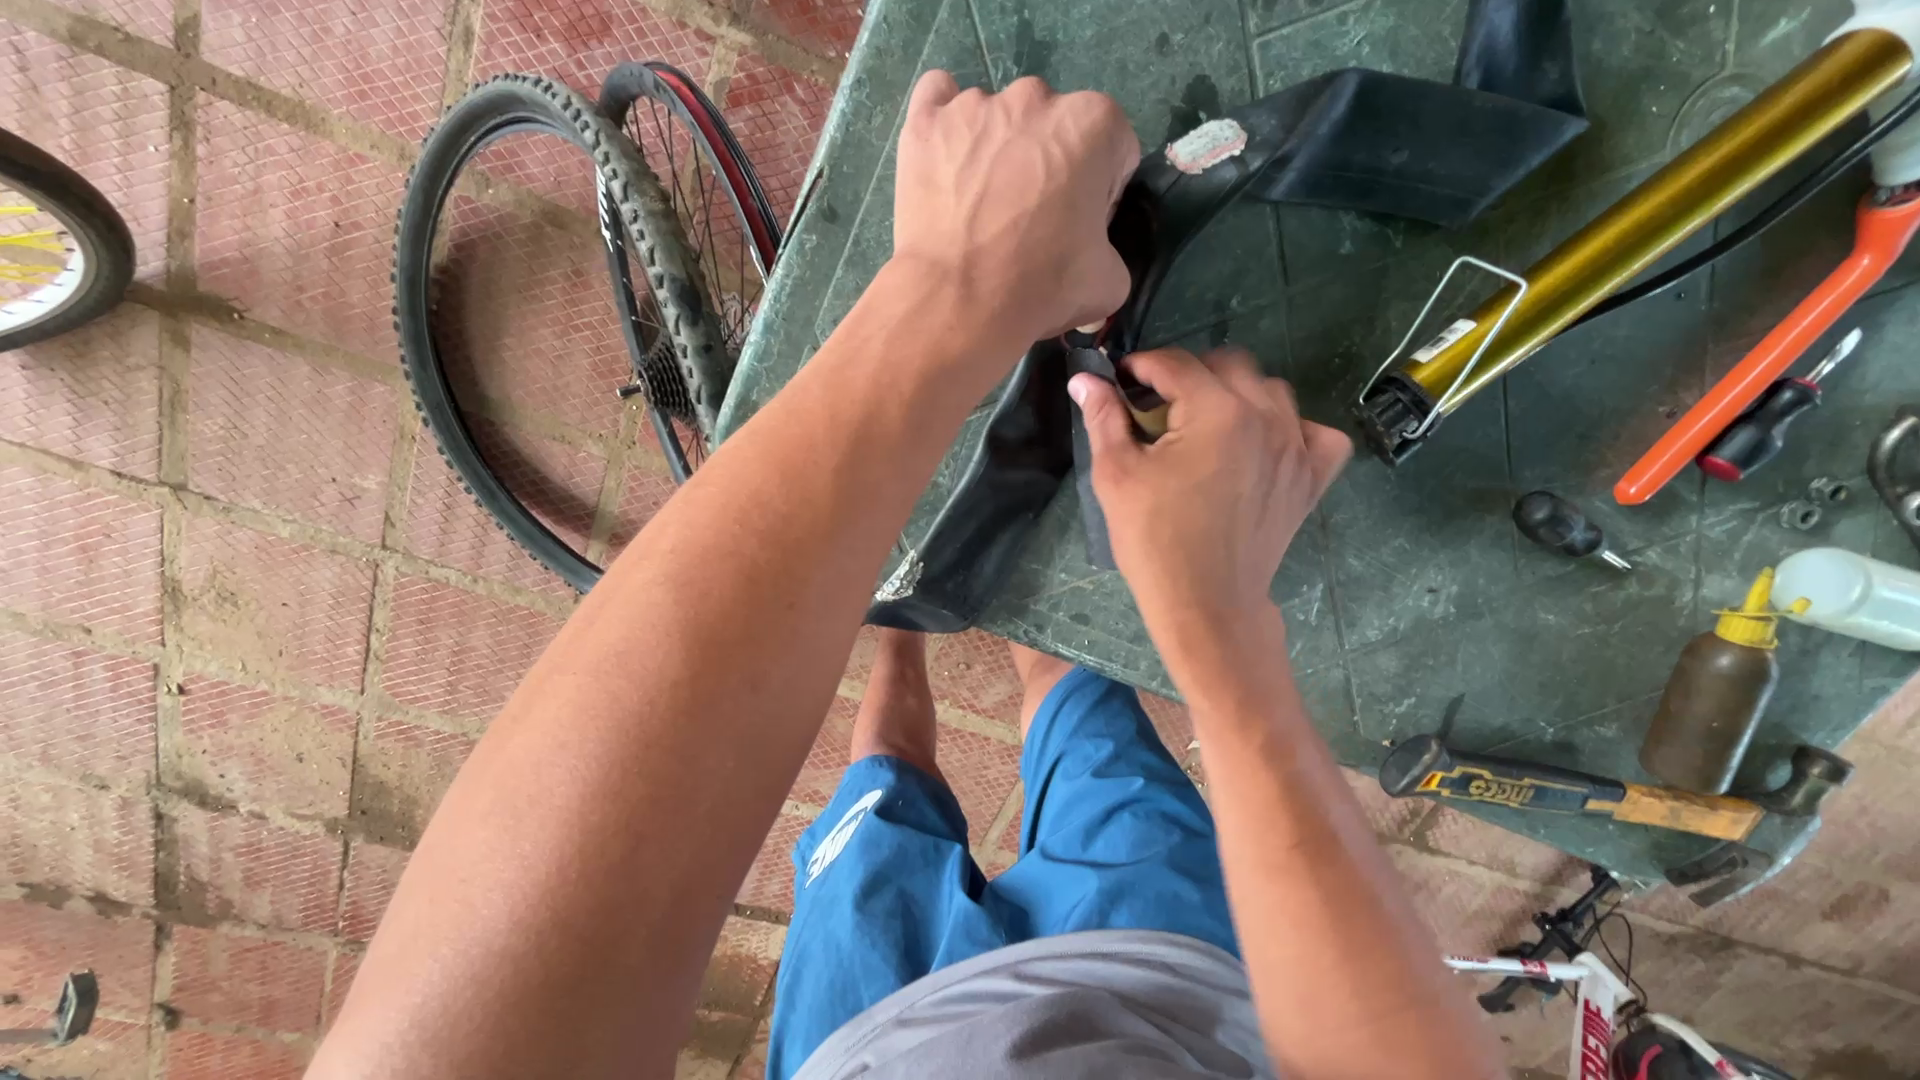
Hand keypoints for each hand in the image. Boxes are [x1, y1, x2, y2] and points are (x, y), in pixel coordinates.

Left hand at [893, 70, 1140, 343]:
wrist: (958, 303)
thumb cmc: (1041, 288)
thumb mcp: (1109, 282)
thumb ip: (1112, 250)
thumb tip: (1095, 258)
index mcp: (1094, 124)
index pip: (1112, 150)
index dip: (1099, 193)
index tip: (1079, 228)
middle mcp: (1036, 98)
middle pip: (1052, 128)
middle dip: (1048, 166)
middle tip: (1028, 224)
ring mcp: (975, 105)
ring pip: (997, 119)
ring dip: (996, 152)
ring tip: (980, 210)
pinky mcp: (926, 121)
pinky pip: (938, 98)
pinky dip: (945, 125)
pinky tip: (947, 162)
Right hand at [1071, 347, 1350, 644]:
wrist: (1206, 603)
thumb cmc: (1153, 539)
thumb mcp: (1116, 475)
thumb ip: (1104, 418)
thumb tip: (1084, 380)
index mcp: (1217, 410)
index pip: (1175, 363)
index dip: (1141, 367)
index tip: (1121, 382)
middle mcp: (1266, 415)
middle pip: (1228, 364)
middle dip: (1189, 374)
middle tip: (1159, 406)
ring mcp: (1297, 446)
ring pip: (1271, 390)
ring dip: (1237, 394)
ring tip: (1206, 425)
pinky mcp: (1312, 477)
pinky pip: (1316, 432)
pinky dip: (1293, 429)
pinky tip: (1265, 445)